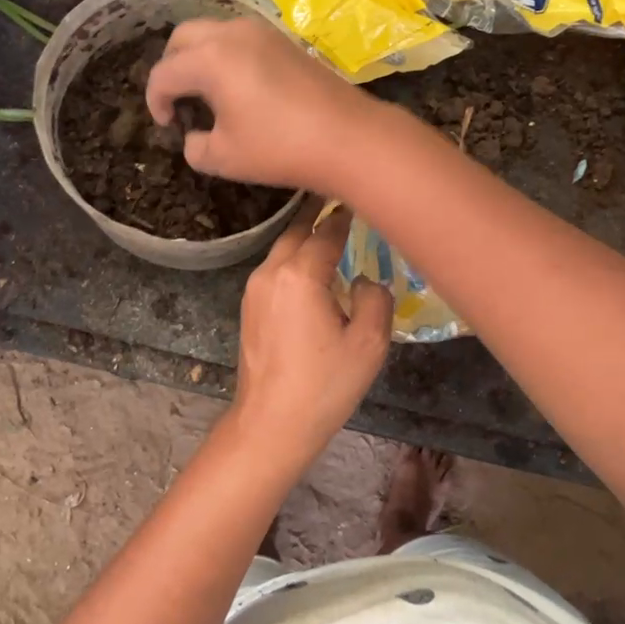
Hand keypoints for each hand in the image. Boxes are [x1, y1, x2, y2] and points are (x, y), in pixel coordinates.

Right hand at [144, 16, 382, 194]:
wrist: (348, 137)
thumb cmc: (279, 147)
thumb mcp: (223, 158)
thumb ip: (195, 146)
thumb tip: (193, 136)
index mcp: (209, 59)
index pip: (164, 74)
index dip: (155, 102)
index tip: (167, 126)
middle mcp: (231, 34)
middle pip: (182, 39)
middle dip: (172, 68)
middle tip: (179, 101)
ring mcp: (261, 31)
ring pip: (212, 31)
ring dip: (198, 57)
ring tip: (206, 93)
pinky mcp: (284, 40)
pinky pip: (239, 37)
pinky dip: (225, 55)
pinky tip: (237, 87)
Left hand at [232, 201, 393, 457]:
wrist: (271, 423)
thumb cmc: (324, 385)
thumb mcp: (368, 344)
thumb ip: (375, 298)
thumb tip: (364, 279)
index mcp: (299, 275)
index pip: (326, 231)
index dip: (345, 214)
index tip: (362, 200)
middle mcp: (270, 272)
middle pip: (297, 230)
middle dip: (319, 215)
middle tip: (345, 201)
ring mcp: (254, 289)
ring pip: (282, 248)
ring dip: (305, 236)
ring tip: (333, 230)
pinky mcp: (249, 306)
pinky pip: (275, 269)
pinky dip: (294, 258)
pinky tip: (313, 267)